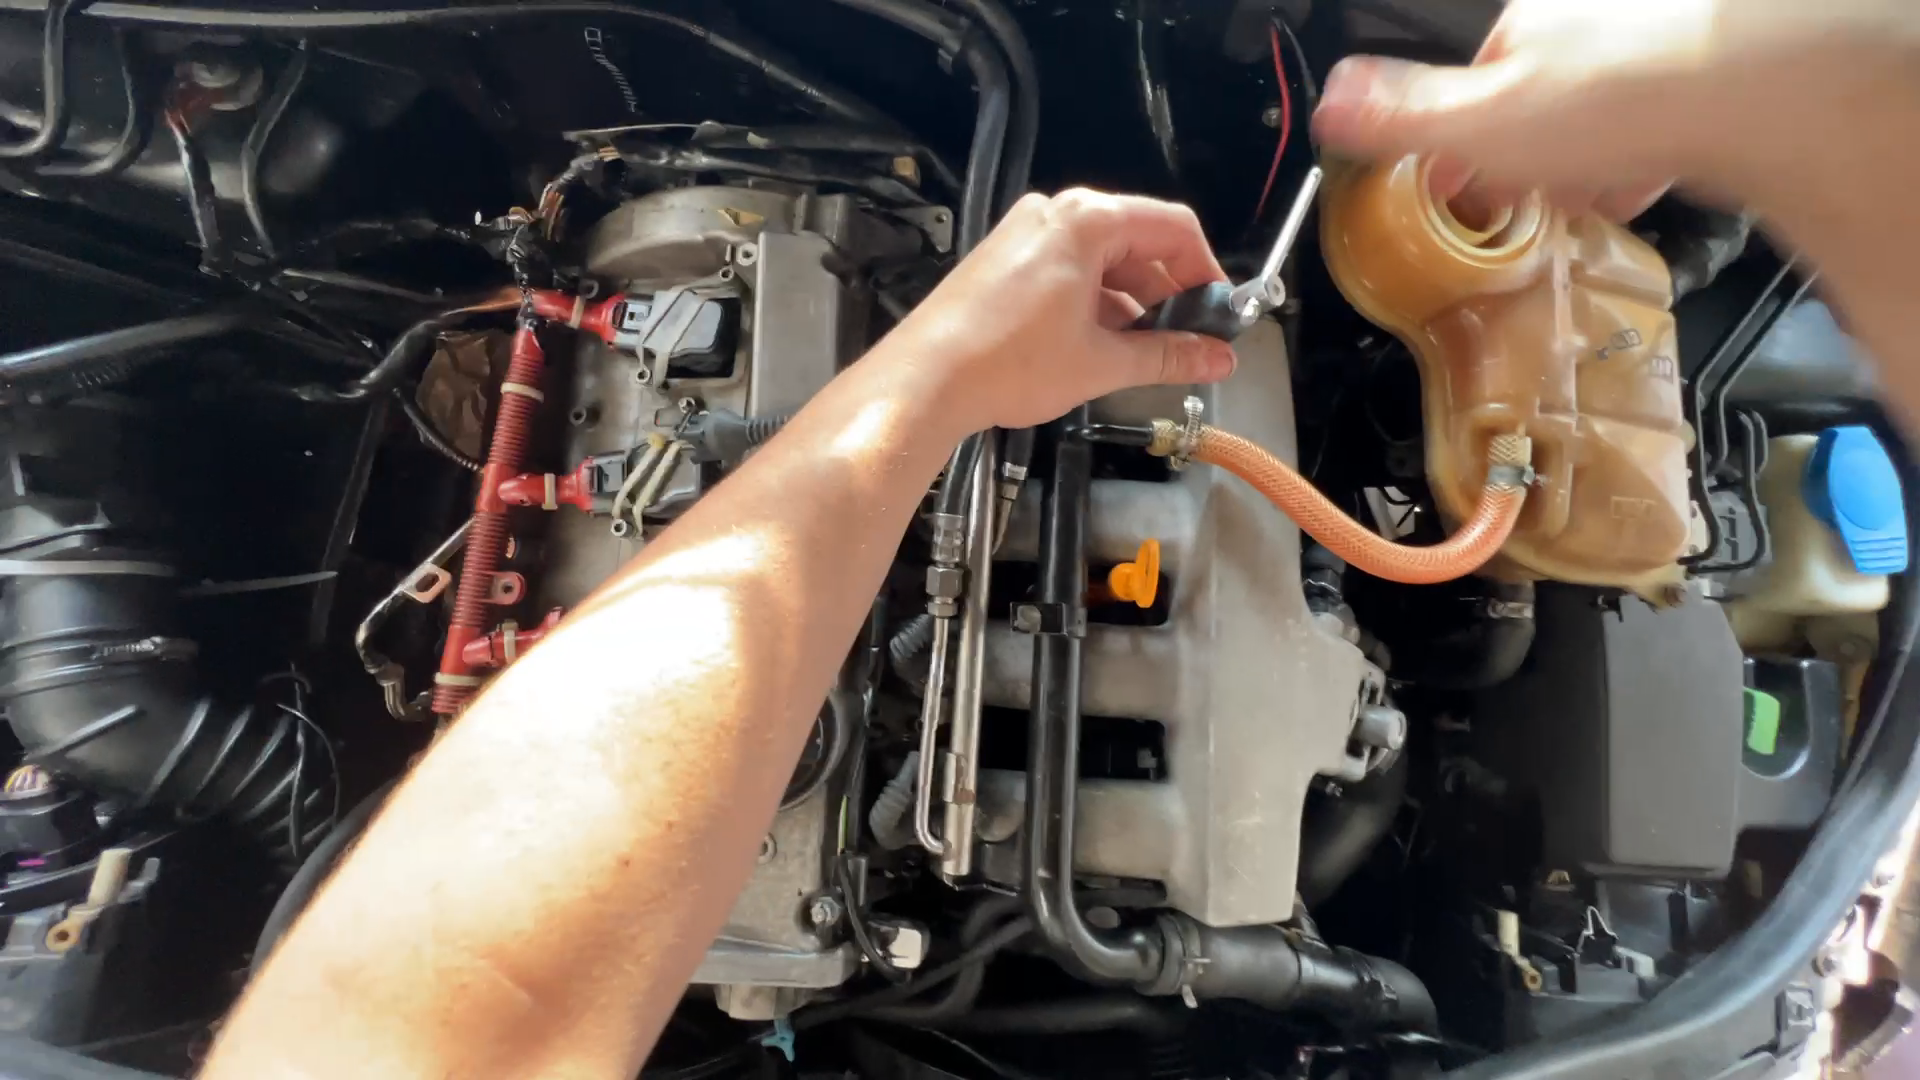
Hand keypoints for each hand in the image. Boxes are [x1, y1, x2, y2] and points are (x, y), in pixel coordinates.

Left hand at [875, 188, 1237, 431]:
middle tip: (1186, 340)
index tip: (1218, 313)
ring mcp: (1022, 237)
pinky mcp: (1002, 263)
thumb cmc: (1010, 365)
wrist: (925, 381)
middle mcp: (1053, 216)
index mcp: (1085, 221)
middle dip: (1166, 293)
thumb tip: (1217, 360)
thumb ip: (1167, 356)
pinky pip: (1064, 273)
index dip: (1205, 271)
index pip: (1172, 228)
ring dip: (1129, 304)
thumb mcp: (1100, 363)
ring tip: (1144, 353)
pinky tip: (1099, 345)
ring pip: (1098, 262)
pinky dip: (1091, 305)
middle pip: (1134, 243)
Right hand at [1310, 0, 1907, 219]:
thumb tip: (1331, 100)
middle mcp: (1601, 16)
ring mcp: (1660, 40)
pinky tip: (1635, 181)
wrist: (1770, 97)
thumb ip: (1398, 115)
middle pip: (1535, 96)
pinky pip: (1657, 116)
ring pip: (1597, 109)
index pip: (1474, 78)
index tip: (1454, 179)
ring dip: (1582, 159)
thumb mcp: (1474, 120)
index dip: (1458, 138)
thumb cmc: (1618, 104)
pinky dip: (1639, 155)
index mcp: (1534, 17)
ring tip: (1584, 193)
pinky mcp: (1711, 71)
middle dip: (1522, 152)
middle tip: (1522, 195)